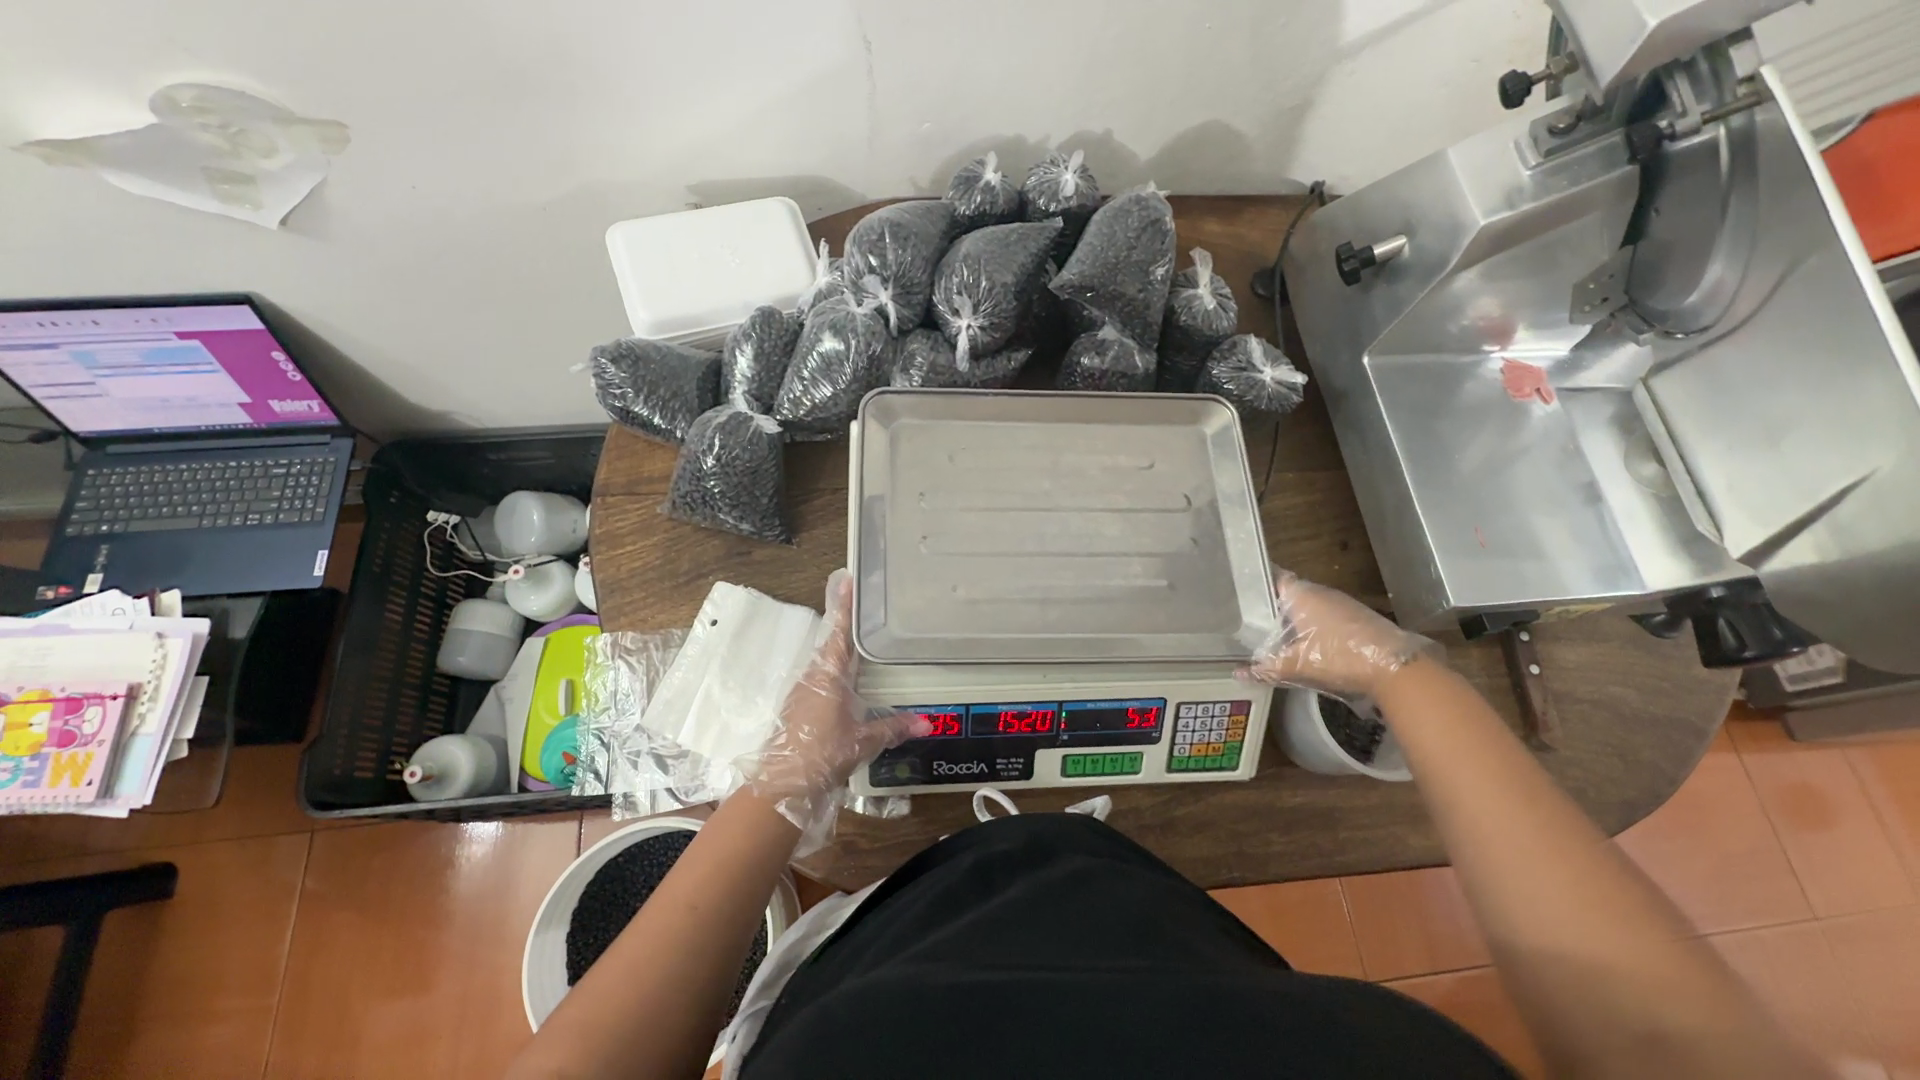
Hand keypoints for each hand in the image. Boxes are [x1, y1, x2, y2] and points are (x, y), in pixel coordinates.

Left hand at [746, 570, 926, 826]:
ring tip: (865, 642)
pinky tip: (851, 683)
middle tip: (867, 609)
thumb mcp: (863, 742)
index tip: (847, 579)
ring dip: (842, 652)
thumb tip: (928, 722)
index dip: (844, 606)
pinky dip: (838, 674)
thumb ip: (893, 728)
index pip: (839, 633)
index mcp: (827, 677)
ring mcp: (802, 693)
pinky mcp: (799, 709)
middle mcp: (812, 678)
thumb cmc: (820, 754)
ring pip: (826, 664)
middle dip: (847, 627)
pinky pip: (822, 682)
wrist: (782, 785)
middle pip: (832, 645)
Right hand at [1238, 570, 1439, 698]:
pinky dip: (1311, 626)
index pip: (1273, 578)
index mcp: (1301, 595)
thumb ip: (1266, 667)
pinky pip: (1323, 616)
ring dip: (1293, 619)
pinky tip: (1304, 644)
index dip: (1256, 585)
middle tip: (1248, 621)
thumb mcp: (1297, 665)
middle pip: (1288, 594)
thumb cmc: (1340, 657)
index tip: (1238, 594)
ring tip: (1271, 635)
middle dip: (1271, 608)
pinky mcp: (1355, 618)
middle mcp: (1320, 592)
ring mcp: (1341, 604)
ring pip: (1307, 606)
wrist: (1396, 667)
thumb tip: (1238, 673)